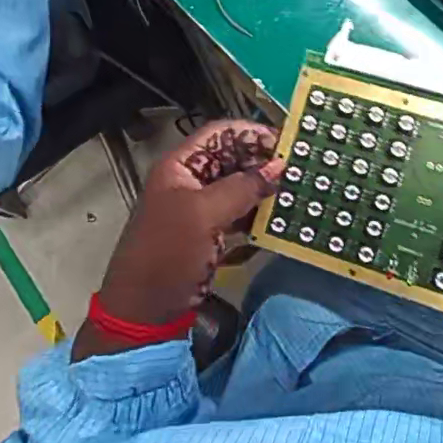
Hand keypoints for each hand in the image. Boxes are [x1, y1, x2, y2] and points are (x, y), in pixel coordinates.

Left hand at [73, 121, 284, 360]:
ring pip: (236, 190)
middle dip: (261, 164)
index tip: (286, 143)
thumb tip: (280, 166)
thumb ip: (242, 187)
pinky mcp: (208, 237)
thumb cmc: (167, 254)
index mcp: (179, 168)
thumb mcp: (204, 214)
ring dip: (262, 192)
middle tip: (297, 170)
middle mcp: (189, 183)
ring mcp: (198, 212)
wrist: (145, 309)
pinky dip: (255, 218)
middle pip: (231, 161)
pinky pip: (236, 218)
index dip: (251, 134)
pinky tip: (277, 222)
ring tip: (294, 194)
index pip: (219, 135)